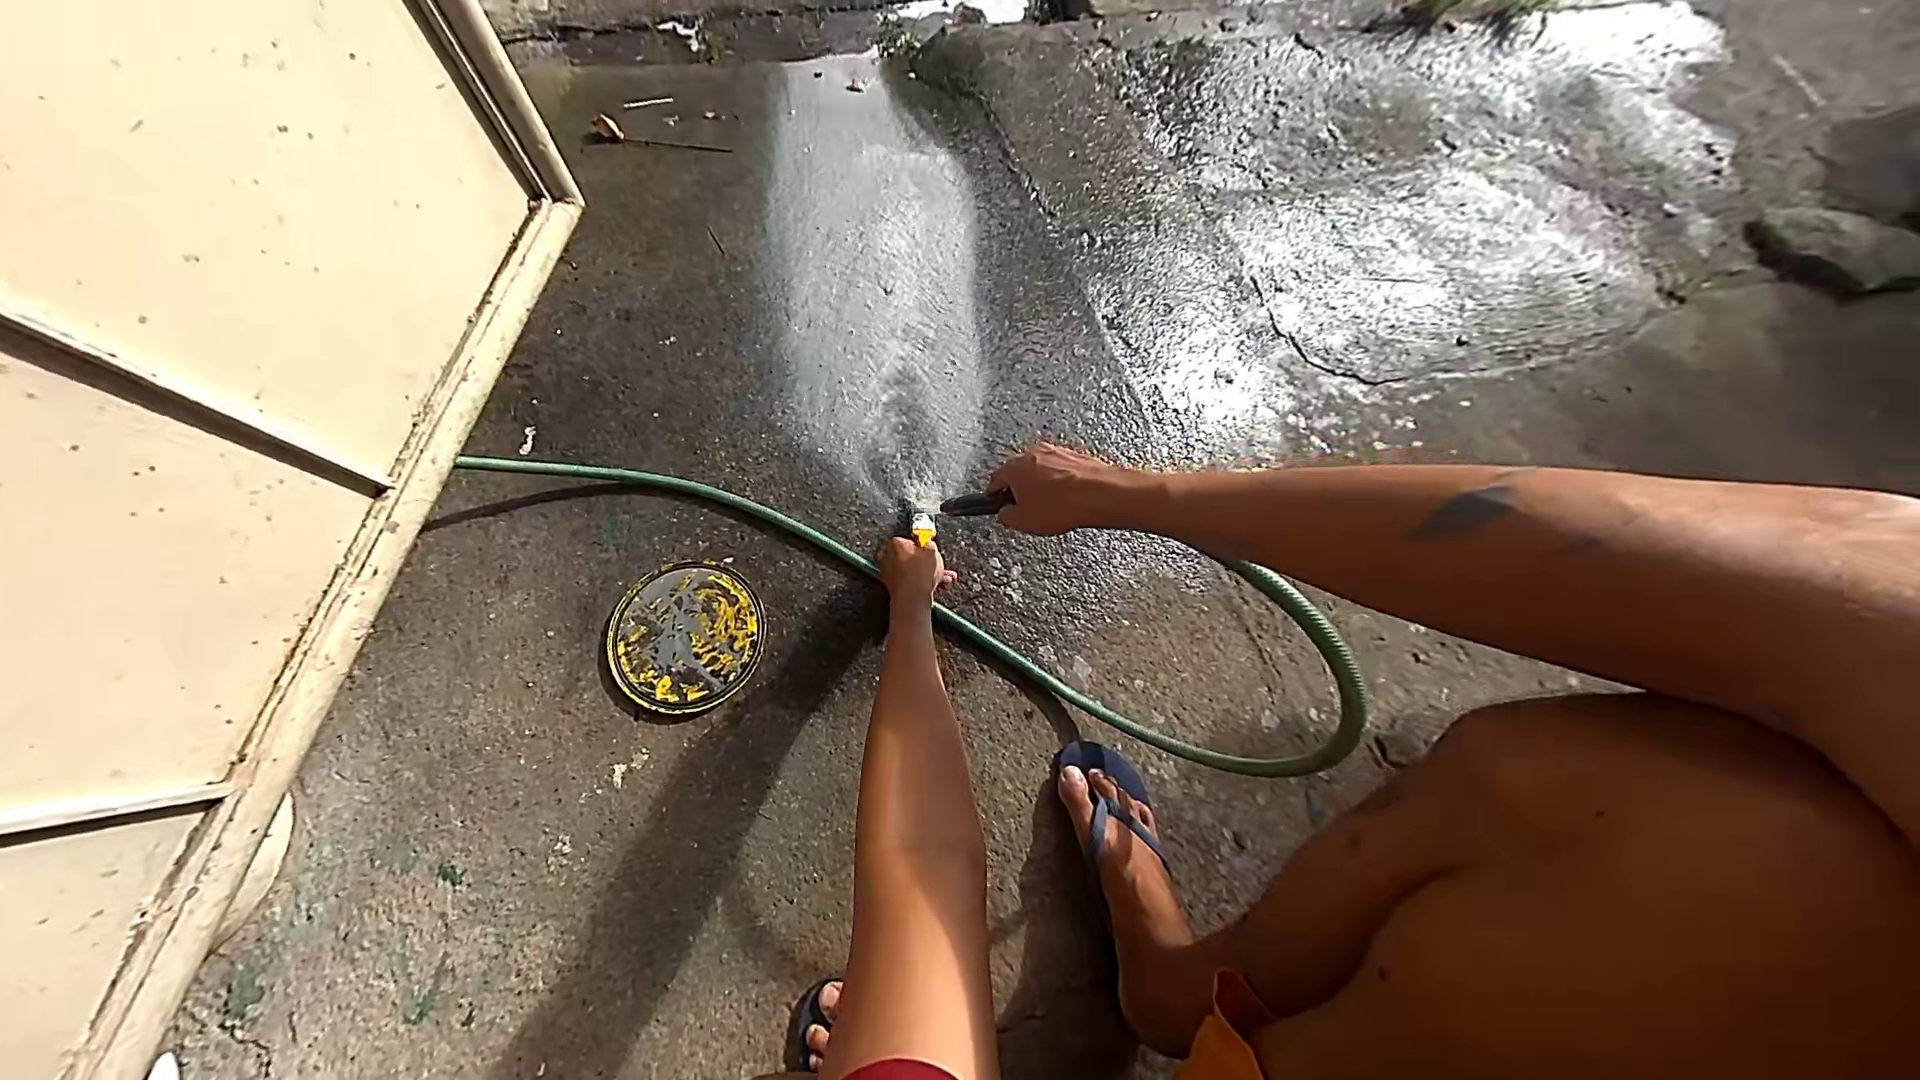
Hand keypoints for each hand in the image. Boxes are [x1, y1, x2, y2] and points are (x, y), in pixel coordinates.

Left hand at [876, 537, 956, 602]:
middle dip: (923, 561)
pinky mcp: (891, 583)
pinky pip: (906, 578)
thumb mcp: (933, 552)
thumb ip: (930, 544)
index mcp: (896, 543)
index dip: (922, 547)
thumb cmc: (919, 575)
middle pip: (908, 555)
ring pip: (909, 568)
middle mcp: (888, 555)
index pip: (910, 540)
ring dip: (923, 571)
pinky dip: (917, 579)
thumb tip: (928, 543)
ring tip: (938, 576)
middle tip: (933, 565)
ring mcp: (887, 570)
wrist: (912, 598)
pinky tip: (930, 583)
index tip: (928, 552)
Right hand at [986, 442, 1137, 535]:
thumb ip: (1006, 515)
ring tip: (1050, 505)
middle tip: (1024, 506)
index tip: (995, 499)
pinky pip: (1060, 470)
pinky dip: (1060, 482)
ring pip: (1040, 469)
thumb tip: (1005, 513)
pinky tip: (1066, 497)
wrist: (1099, 493)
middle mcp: (1032, 454)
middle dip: (1019, 488)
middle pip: (1018, 472)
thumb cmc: (1063, 504)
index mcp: (1014, 467)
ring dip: (1041, 484)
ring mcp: (1055, 453)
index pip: (995, 479)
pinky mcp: (1074, 456)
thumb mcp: (1023, 521)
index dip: (994, 493)